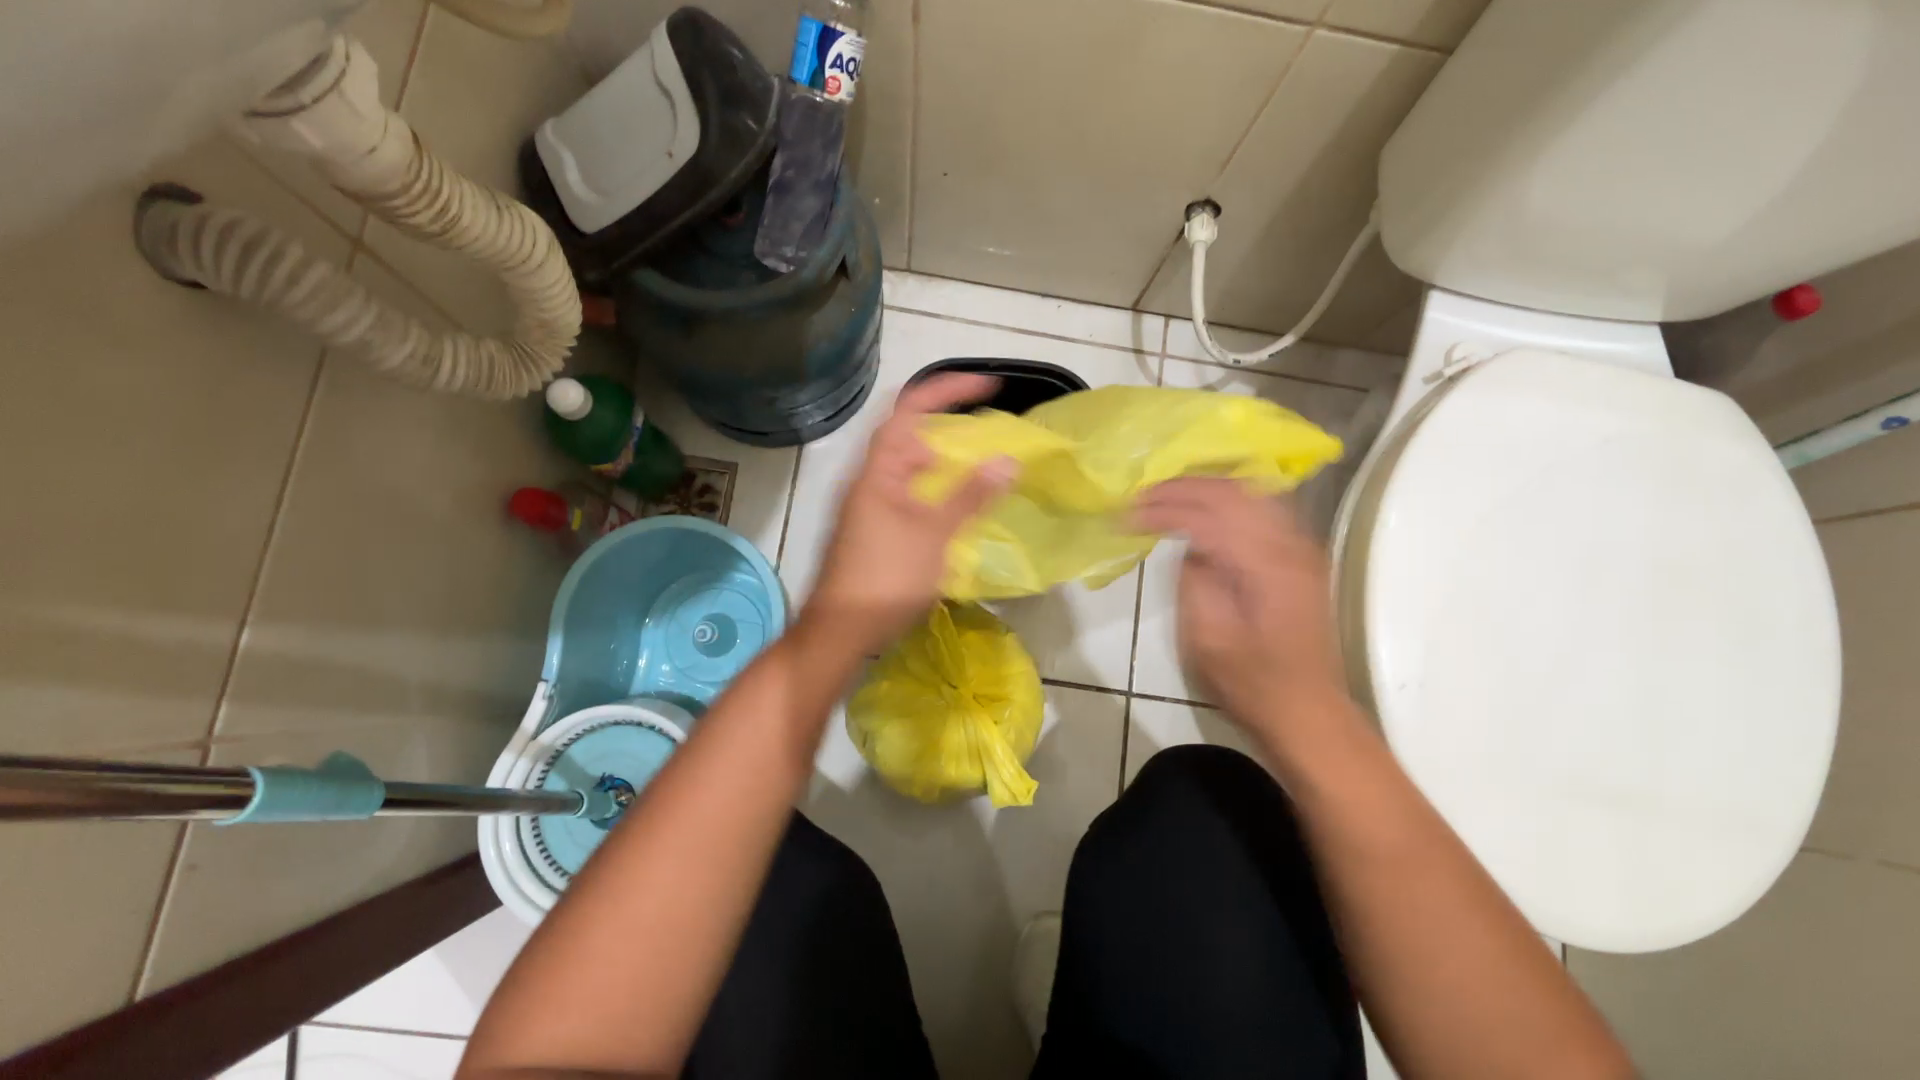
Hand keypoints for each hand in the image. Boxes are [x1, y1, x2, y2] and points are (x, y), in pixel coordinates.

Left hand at [805, 374, 1016, 654]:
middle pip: (907, 435)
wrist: (840, 632)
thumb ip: (971, 496)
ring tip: (980, 469)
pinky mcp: (872, 530)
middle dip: (948, 427)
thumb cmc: (886, 579)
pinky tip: (958, 510)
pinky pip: (907, 494)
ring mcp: (867, 506)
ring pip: (908, 468)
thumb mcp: (935, 535)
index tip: (988, 387)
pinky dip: (934, 491)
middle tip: (987, 433)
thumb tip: (1007, 460)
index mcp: (877, 471)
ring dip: (943, 462)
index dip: (948, 390)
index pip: (909, 409)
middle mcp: (868, 480)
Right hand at [1134, 478, 1353, 740]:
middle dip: (1183, 488)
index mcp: (1265, 564)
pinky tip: (1208, 509)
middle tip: (1141, 496)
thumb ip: (1194, 583)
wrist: (1309, 713)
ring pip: (1252, 492)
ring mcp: (1303, 548)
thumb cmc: (1252, 685)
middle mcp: (1290, 545)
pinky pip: (1265, 508)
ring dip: (1206, 488)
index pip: (1208, 514)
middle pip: (1233, 491)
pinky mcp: (1303, 558)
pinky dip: (1230, 499)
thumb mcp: (1207, 642)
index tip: (1126, 515)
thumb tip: (1189, 550)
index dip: (1163, 508)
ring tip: (1168, 496)